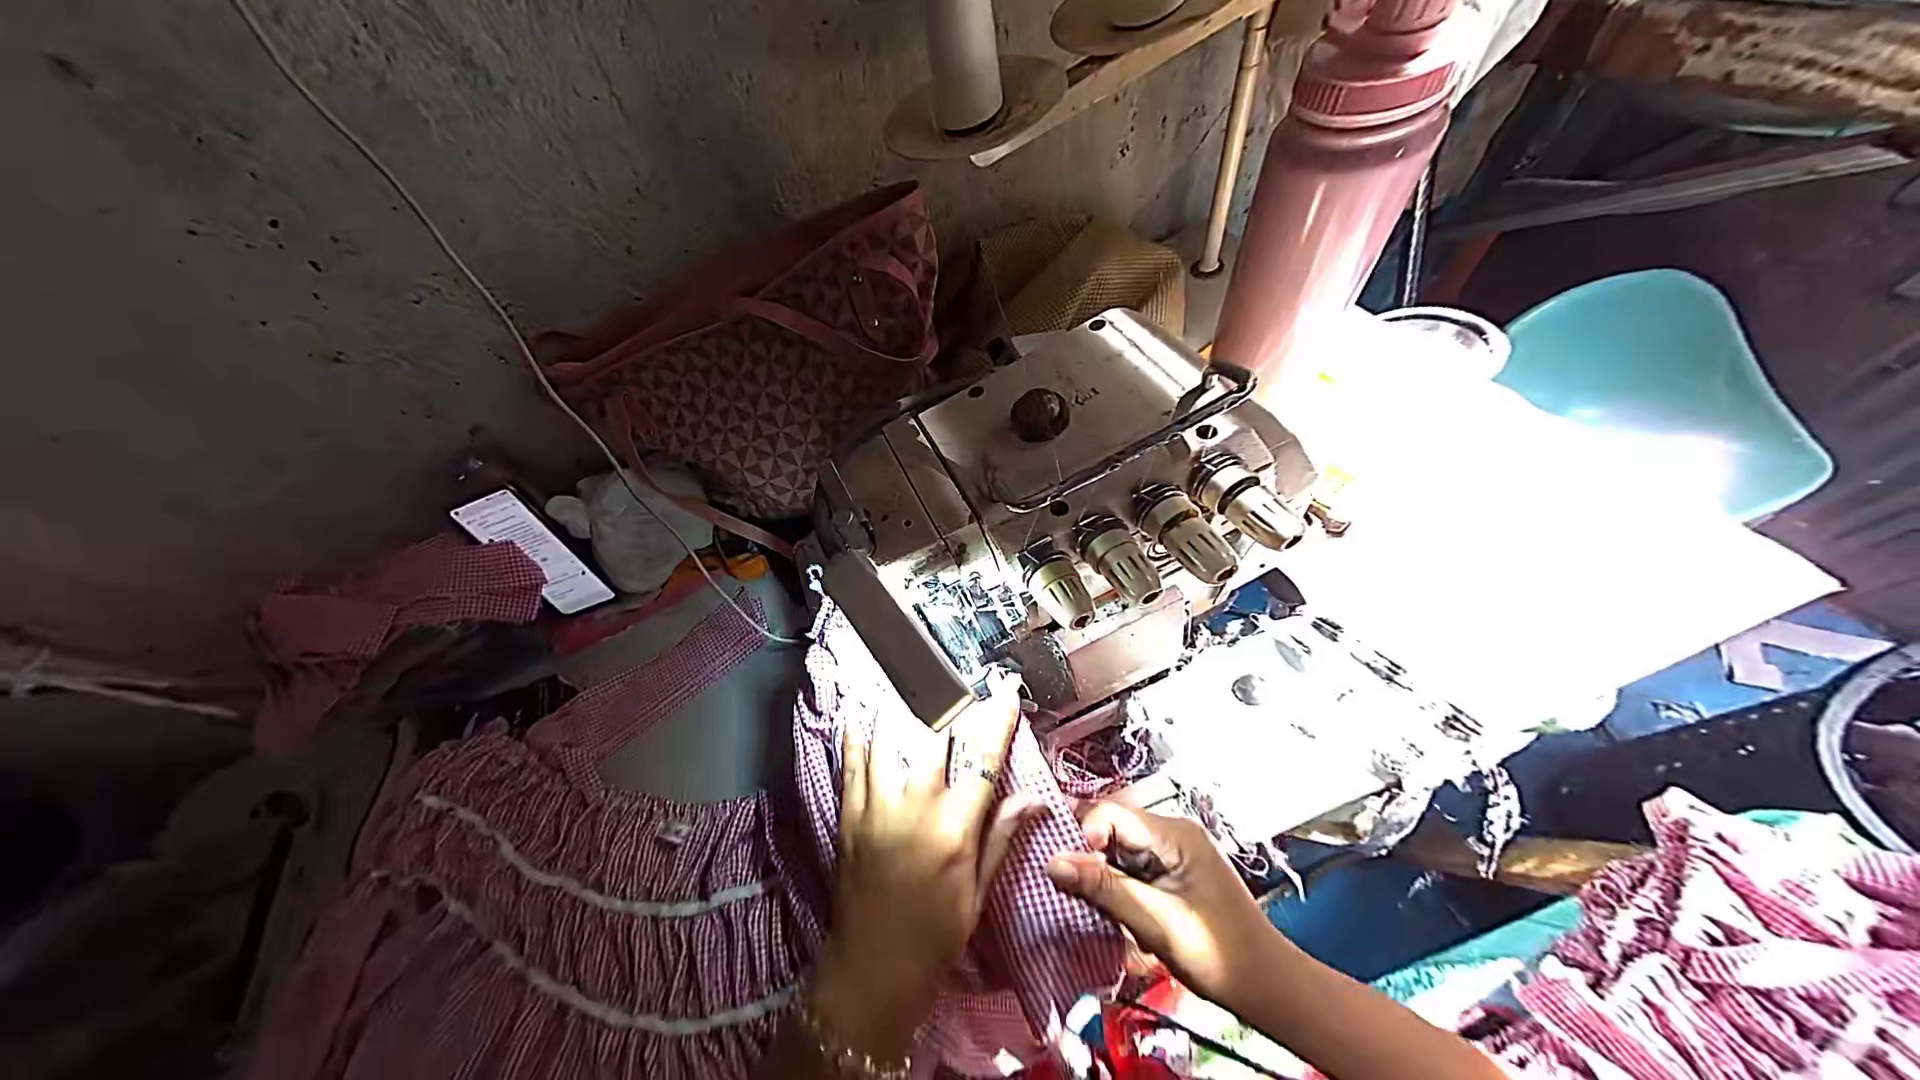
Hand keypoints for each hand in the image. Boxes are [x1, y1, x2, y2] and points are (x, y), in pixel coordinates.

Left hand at [811, 678, 1040, 1060]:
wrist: (871, 972)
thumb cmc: (935, 937)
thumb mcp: (978, 892)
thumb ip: (1000, 836)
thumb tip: (1032, 797)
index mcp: (954, 829)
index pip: (982, 760)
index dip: (997, 722)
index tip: (1005, 693)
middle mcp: (915, 809)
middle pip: (935, 739)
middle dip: (952, 708)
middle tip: (960, 690)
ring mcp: (876, 809)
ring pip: (889, 741)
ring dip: (902, 712)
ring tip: (911, 688)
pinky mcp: (848, 816)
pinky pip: (851, 765)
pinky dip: (856, 738)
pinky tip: (858, 716)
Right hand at [1045, 802, 1277, 1006]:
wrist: (1268, 988)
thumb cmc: (1221, 954)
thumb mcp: (1157, 922)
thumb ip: (1104, 888)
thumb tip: (1053, 862)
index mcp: (1174, 834)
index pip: (1109, 813)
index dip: (1081, 837)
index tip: (1065, 872)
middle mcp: (1169, 834)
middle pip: (1108, 829)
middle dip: (1085, 857)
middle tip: (1067, 889)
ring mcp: (1169, 854)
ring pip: (1113, 850)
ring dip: (1098, 877)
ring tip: (1090, 906)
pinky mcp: (1166, 875)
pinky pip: (1125, 869)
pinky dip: (1111, 888)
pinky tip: (1110, 912)